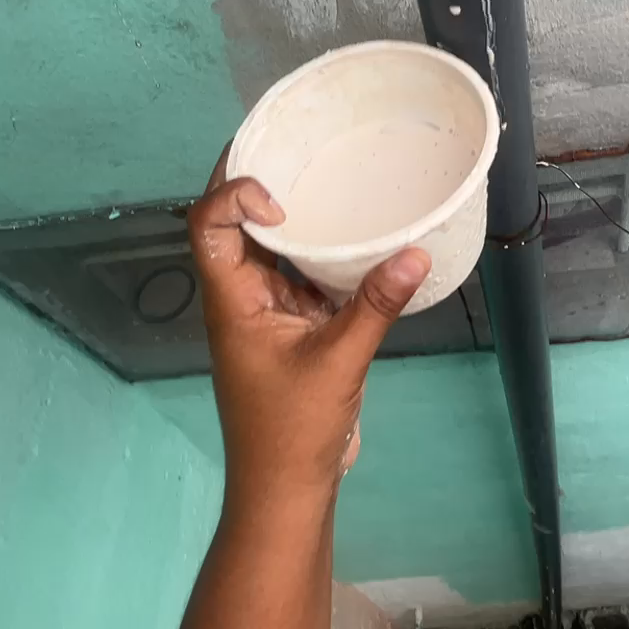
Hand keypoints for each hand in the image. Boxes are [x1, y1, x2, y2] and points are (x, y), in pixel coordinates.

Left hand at [187, 148, 430, 499]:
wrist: (288, 487)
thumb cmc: (294, 428)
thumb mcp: (339, 361)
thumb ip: (376, 304)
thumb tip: (419, 250)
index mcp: (233, 299)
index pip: (209, 226)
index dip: (232, 194)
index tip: (282, 194)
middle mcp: (242, 294)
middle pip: (231, 224)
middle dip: (252, 180)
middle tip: (293, 141)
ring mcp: (265, 309)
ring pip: (266, 246)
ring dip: (287, 212)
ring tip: (323, 171)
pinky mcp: (291, 323)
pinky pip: (298, 270)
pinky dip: (316, 247)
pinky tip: (350, 232)